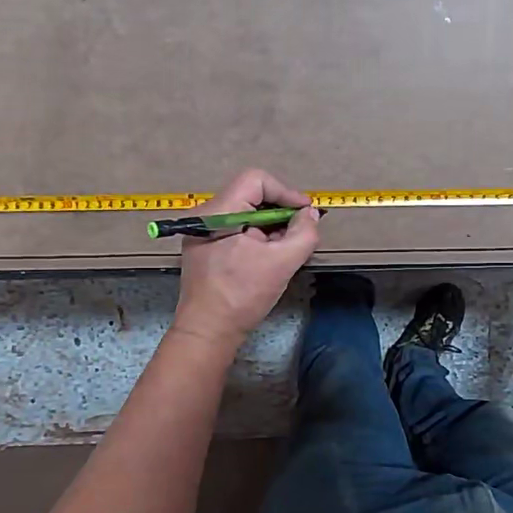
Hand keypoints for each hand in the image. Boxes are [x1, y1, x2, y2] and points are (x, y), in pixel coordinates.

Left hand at [171, 169, 321, 345]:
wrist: (207, 331)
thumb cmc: (241, 296)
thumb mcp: (281, 263)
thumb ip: (303, 233)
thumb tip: (309, 214)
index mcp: (218, 212)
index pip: (256, 180)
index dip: (284, 192)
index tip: (304, 213)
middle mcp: (206, 215)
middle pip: (250, 196)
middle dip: (279, 212)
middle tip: (297, 233)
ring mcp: (202, 232)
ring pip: (244, 213)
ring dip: (269, 227)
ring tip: (283, 250)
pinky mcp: (204, 248)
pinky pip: (235, 229)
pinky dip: (256, 237)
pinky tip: (267, 259)